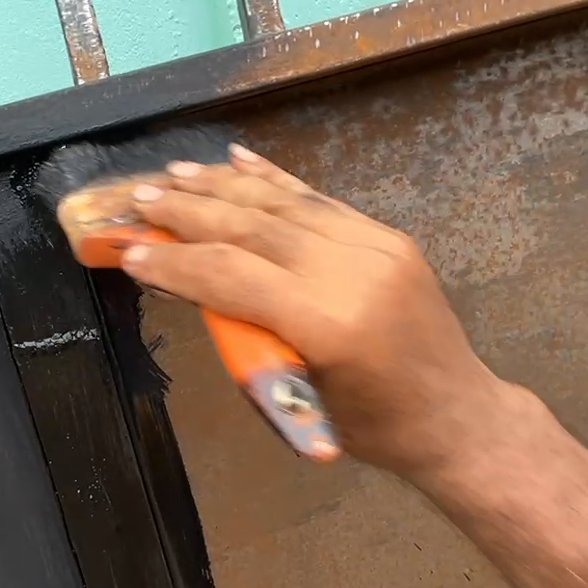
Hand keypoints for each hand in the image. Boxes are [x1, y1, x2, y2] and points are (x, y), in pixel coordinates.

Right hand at [121, 145, 508, 479]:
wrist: (456, 415)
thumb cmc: (372, 428)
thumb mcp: (298, 397)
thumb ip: (251, 336)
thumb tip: (198, 286)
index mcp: (329, 324)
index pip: (232, 275)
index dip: (176, 263)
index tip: (131, 253)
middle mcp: (352, 272)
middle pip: (252, 228)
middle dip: (189, 210)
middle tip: (140, 199)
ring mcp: (374, 246)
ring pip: (282, 204)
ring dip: (222, 185)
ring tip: (174, 174)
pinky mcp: (386, 236)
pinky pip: (318, 199)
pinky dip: (273, 179)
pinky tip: (238, 160)